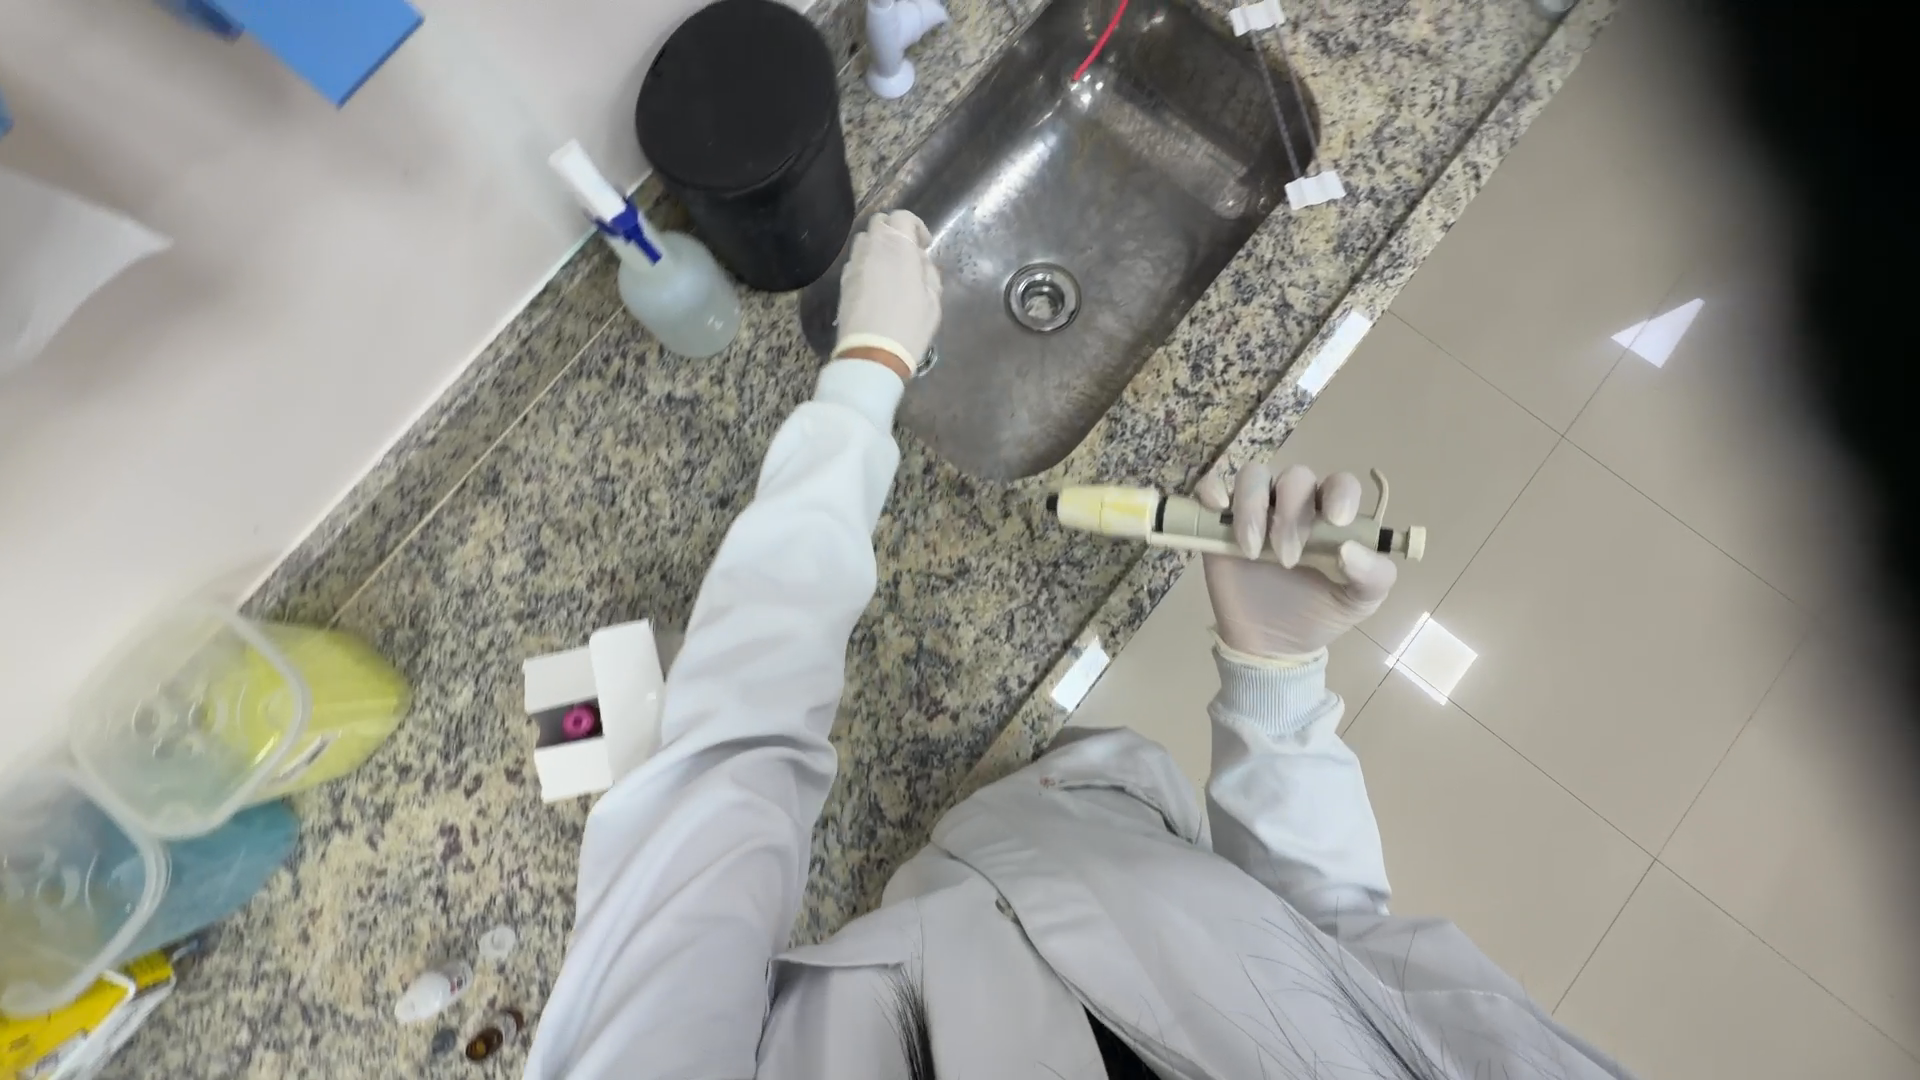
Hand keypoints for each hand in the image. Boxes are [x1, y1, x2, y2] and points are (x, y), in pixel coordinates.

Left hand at [833, 210, 941, 376]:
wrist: (872, 353)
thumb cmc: (909, 327)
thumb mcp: (933, 301)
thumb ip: (928, 273)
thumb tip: (920, 262)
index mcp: (898, 247)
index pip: (903, 217)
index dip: (916, 226)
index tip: (924, 245)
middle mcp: (872, 248)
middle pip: (879, 223)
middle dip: (894, 231)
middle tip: (906, 253)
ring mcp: (854, 264)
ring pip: (864, 241)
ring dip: (877, 246)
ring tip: (889, 267)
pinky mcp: (843, 282)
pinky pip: (855, 262)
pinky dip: (866, 264)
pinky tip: (875, 284)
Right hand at [1196, 457, 1395, 657]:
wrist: (1271, 643)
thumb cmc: (1317, 614)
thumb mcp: (1358, 602)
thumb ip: (1373, 576)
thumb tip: (1350, 549)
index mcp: (1329, 516)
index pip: (1340, 484)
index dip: (1340, 494)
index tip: (1336, 521)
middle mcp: (1292, 505)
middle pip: (1294, 478)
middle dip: (1291, 513)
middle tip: (1288, 558)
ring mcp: (1253, 511)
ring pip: (1252, 476)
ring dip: (1252, 507)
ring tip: (1252, 550)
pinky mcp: (1218, 523)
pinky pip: (1211, 488)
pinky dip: (1212, 490)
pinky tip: (1219, 510)